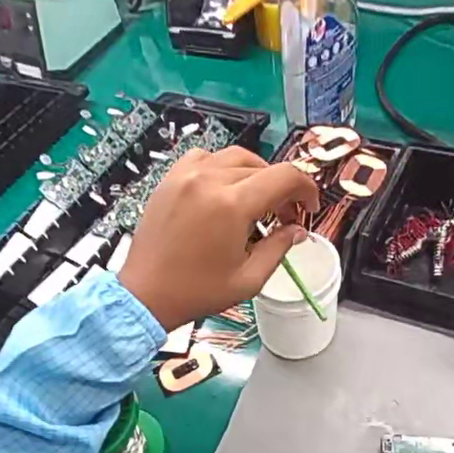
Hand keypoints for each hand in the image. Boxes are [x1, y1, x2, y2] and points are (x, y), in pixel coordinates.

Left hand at [118, 147, 319, 330]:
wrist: (146, 295)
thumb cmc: (195, 292)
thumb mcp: (248, 279)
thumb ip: (279, 249)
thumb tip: (296, 230)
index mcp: (232, 205)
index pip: (285, 177)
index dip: (306, 189)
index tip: (307, 207)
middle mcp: (209, 181)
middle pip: (262, 167)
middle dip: (280, 189)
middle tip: (281, 217)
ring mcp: (185, 176)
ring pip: (234, 157)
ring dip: (253, 176)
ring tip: (254, 204)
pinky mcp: (169, 180)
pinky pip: (204, 158)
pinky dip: (221, 167)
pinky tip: (222, 191)